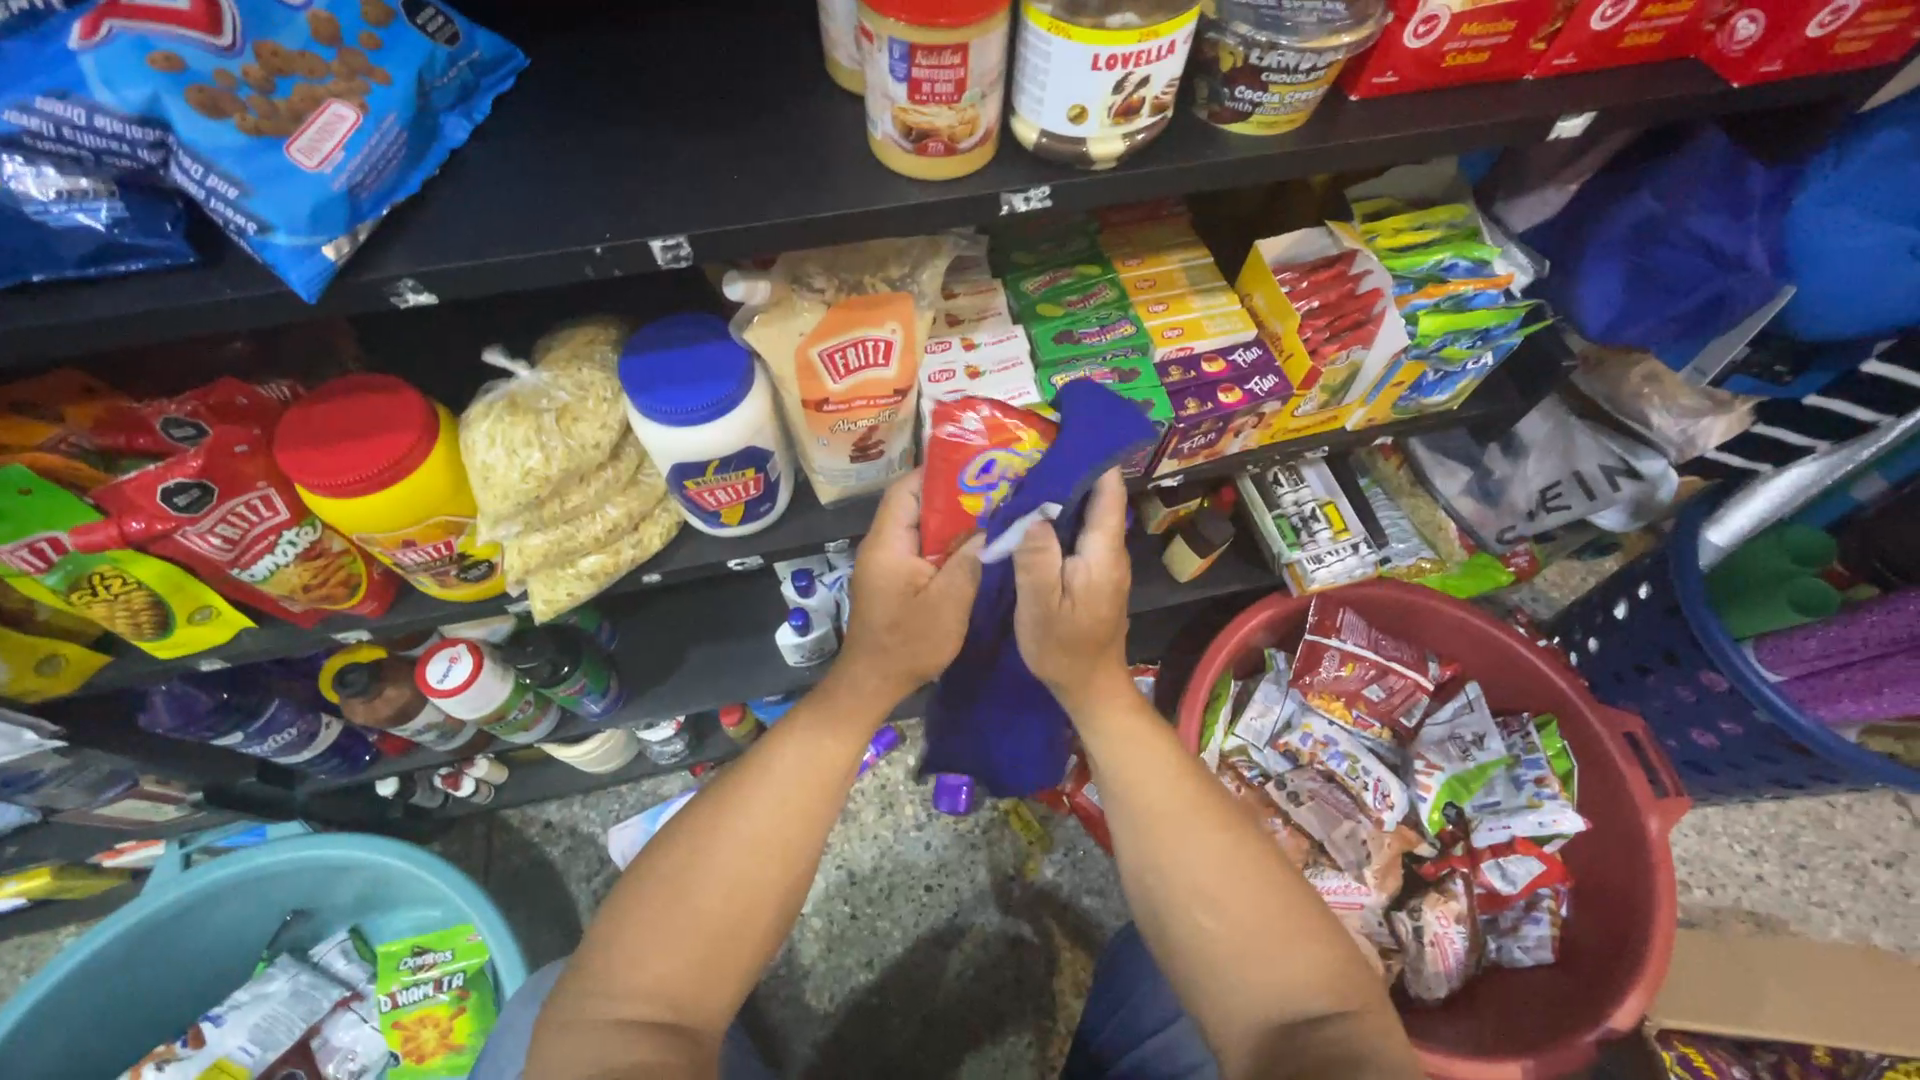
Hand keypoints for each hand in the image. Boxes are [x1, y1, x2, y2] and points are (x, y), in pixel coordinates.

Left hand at [837, 470, 983, 703]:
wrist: (873, 683)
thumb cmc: (908, 643)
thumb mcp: (948, 602)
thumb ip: (969, 561)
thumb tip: (989, 530)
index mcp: (888, 543)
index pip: (906, 489)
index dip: (937, 473)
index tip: (973, 466)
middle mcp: (881, 546)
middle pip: (914, 506)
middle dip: (951, 496)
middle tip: (992, 488)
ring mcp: (885, 564)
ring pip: (920, 529)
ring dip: (951, 522)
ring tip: (989, 512)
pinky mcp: (893, 581)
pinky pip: (919, 550)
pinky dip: (944, 545)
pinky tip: (972, 548)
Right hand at [1013, 468, 1131, 711]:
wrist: (1089, 686)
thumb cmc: (1063, 649)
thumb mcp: (1040, 606)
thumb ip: (1036, 558)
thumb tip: (1032, 513)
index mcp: (1103, 552)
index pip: (1108, 492)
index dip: (1094, 458)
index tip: (1066, 432)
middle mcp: (1112, 551)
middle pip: (1099, 498)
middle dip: (1071, 470)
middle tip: (1033, 448)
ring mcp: (1106, 562)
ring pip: (1088, 515)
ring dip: (1064, 493)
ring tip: (1027, 473)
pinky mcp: (1096, 573)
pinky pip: (1081, 533)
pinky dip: (1061, 517)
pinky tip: (1033, 515)